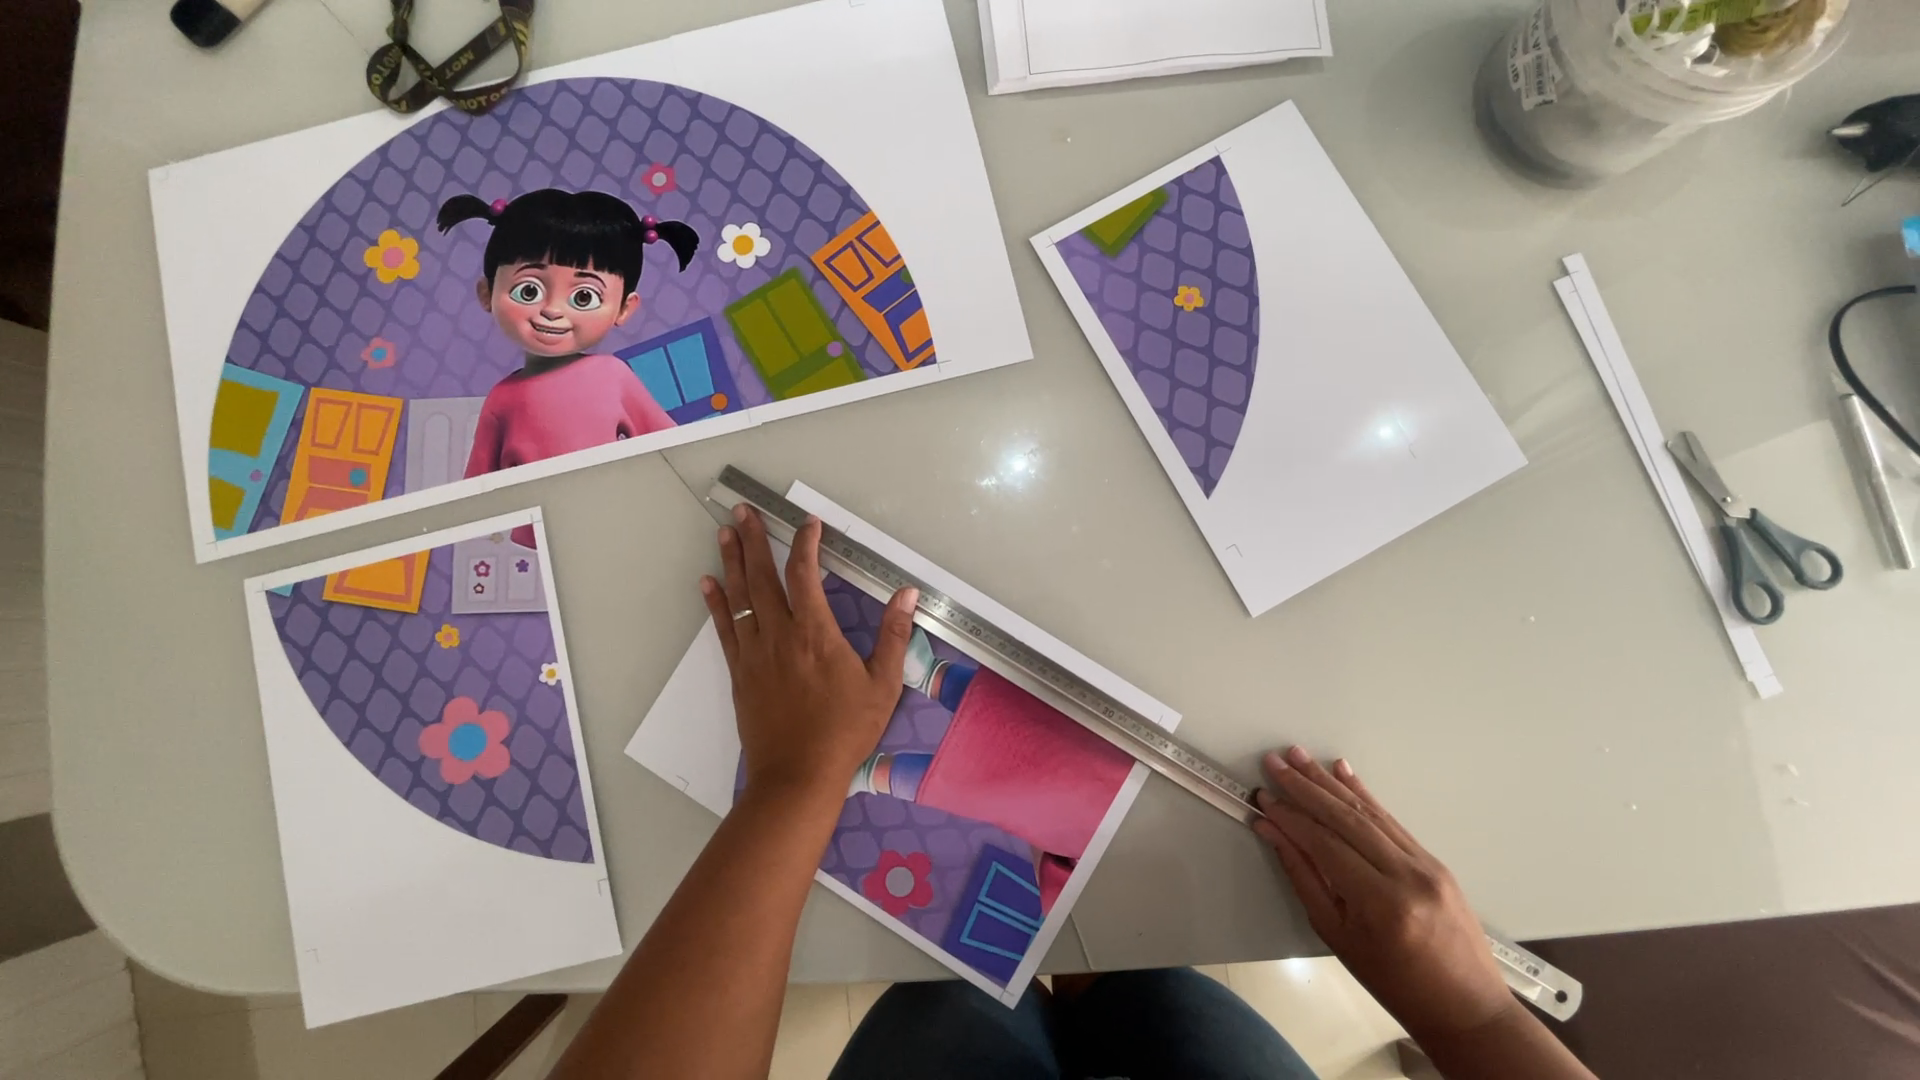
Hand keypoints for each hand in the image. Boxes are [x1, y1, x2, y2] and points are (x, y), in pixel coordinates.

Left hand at [701, 504, 917, 804]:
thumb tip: (907, 595)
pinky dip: (715, 603)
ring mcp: (754, 653)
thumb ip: (894, 636)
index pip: (805, 575)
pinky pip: (724, 628)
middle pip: (762, 577)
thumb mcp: (883, 685)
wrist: (798, 775)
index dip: (805, 544)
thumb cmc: (846, 730)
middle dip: (753, 540)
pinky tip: (708, 584)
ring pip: (740, 597)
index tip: (807, 523)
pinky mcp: (739, 672)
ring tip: (724, 532)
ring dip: (731, 562)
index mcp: (816, 633)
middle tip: (742, 511)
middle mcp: (780, 634)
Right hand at [1252, 747, 1514, 1044]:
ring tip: (1298, 756)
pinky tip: (1342, 771)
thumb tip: (1272, 830)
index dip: (1289, 816)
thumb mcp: (1336, 934)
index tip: (1262, 796)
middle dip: (1305, 786)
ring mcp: (1425, 864)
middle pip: (1346, 818)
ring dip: (1328, 781)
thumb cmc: (1393, 982)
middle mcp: (1406, 875)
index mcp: (1380, 902)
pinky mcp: (1434, 860)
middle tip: (1274, 761)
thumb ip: (1302, 876)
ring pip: (1368, 812)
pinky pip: (1390, 820)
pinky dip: (1362, 793)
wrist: (1466, 1007)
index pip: (1324, 843)